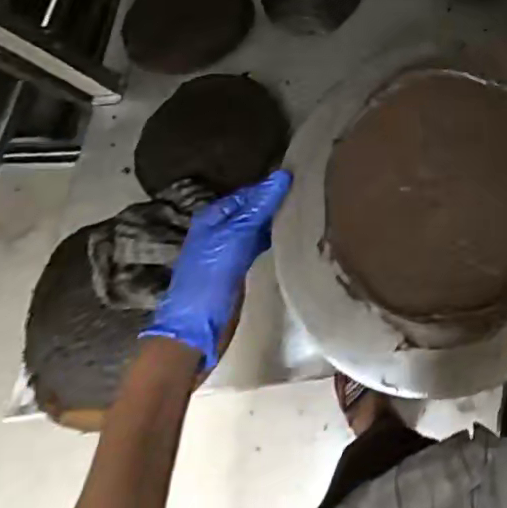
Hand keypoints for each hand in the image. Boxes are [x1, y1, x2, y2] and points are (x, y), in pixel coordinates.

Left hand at [141, 170, 291, 367]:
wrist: (195, 331)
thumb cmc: (210, 278)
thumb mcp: (235, 238)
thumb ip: (259, 208)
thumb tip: (283, 175)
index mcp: (214, 215)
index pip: (250, 192)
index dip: (272, 187)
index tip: (303, 180)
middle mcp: (222, 229)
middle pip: (254, 209)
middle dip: (277, 203)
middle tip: (311, 194)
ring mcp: (230, 250)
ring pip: (259, 227)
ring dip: (277, 220)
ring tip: (308, 211)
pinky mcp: (240, 269)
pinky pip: (260, 246)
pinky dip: (274, 239)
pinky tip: (293, 236)